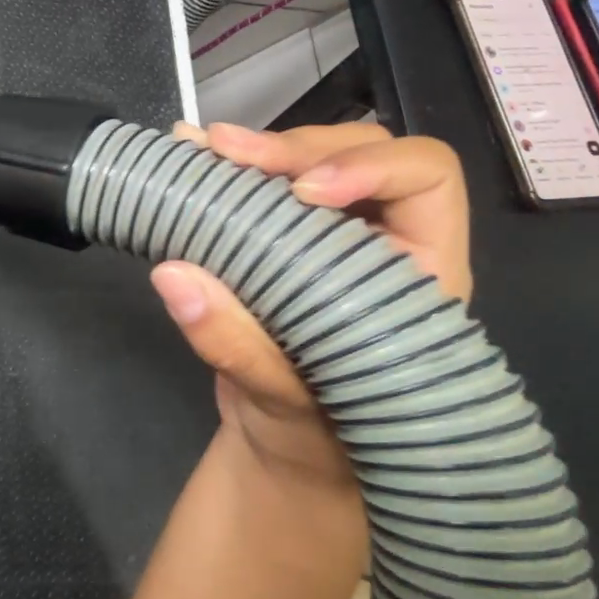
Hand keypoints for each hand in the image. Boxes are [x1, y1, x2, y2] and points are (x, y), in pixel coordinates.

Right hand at [150, 122, 470, 487]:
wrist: (285, 450)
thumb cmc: (316, 438)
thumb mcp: (284, 403)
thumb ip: (236, 344)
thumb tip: (171, 274)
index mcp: (416, 276)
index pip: (426, 183)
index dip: (370, 168)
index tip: (302, 191)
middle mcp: (378, 241)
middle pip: (361, 152)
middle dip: (292, 147)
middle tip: (225, 151)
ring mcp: (323, 235)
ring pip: (305, 160)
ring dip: (252, 150)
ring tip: (197, 149)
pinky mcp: (274, 235)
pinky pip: (255, 183)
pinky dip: (219, 164)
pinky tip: (185, 153)